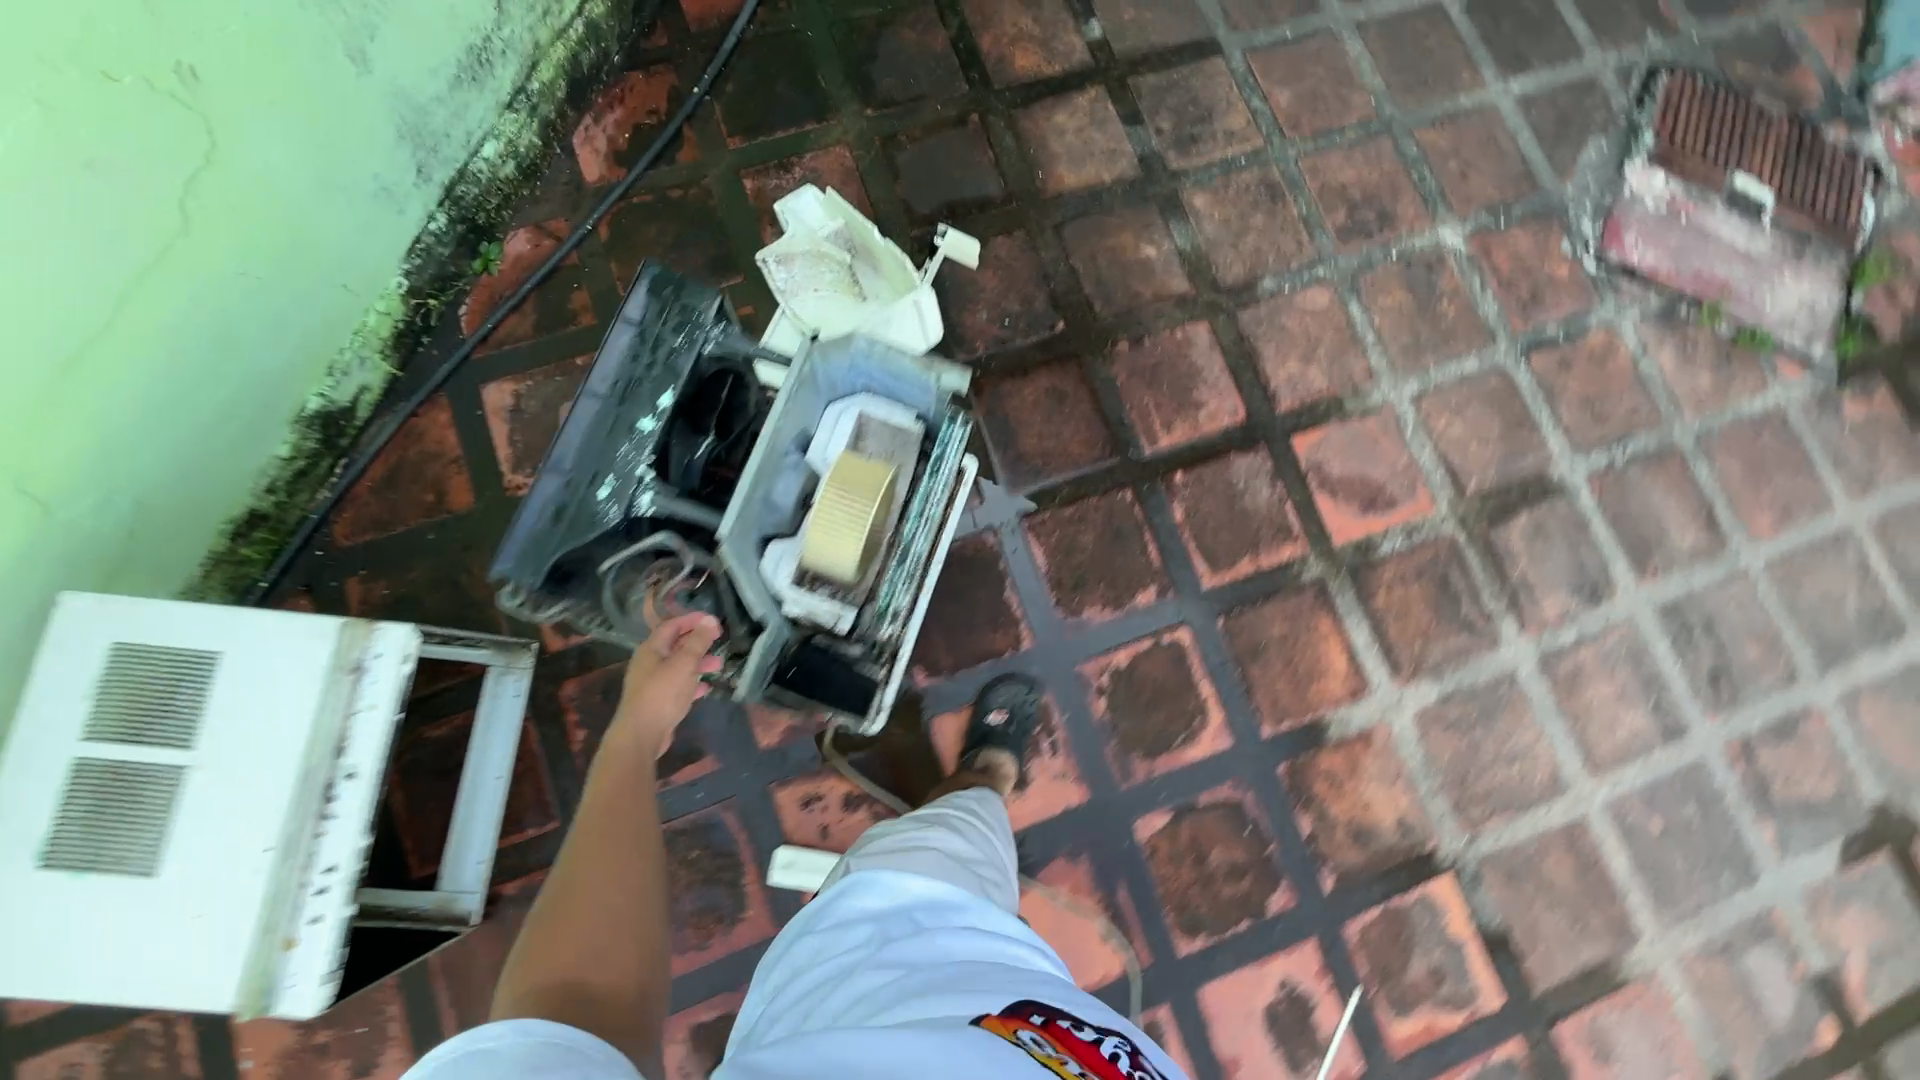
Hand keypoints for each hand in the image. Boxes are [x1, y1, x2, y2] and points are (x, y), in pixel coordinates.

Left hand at [610, 613, 722, 760]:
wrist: (642, 734)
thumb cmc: (662, 693)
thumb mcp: (684, 664)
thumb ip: (698, 641)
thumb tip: (710, 619)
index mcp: (651, 650)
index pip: (671, 626)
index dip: (691, 620)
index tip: (713, 620)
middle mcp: (650, 663)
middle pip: (676, 646)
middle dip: (698, 642)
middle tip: (719, 640)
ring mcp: (653, 683)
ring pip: (679, 667)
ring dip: (699, 663)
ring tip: (719, 665)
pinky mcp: (659, 701)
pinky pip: (678, 686)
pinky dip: (693, 684)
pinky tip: (706, 688)